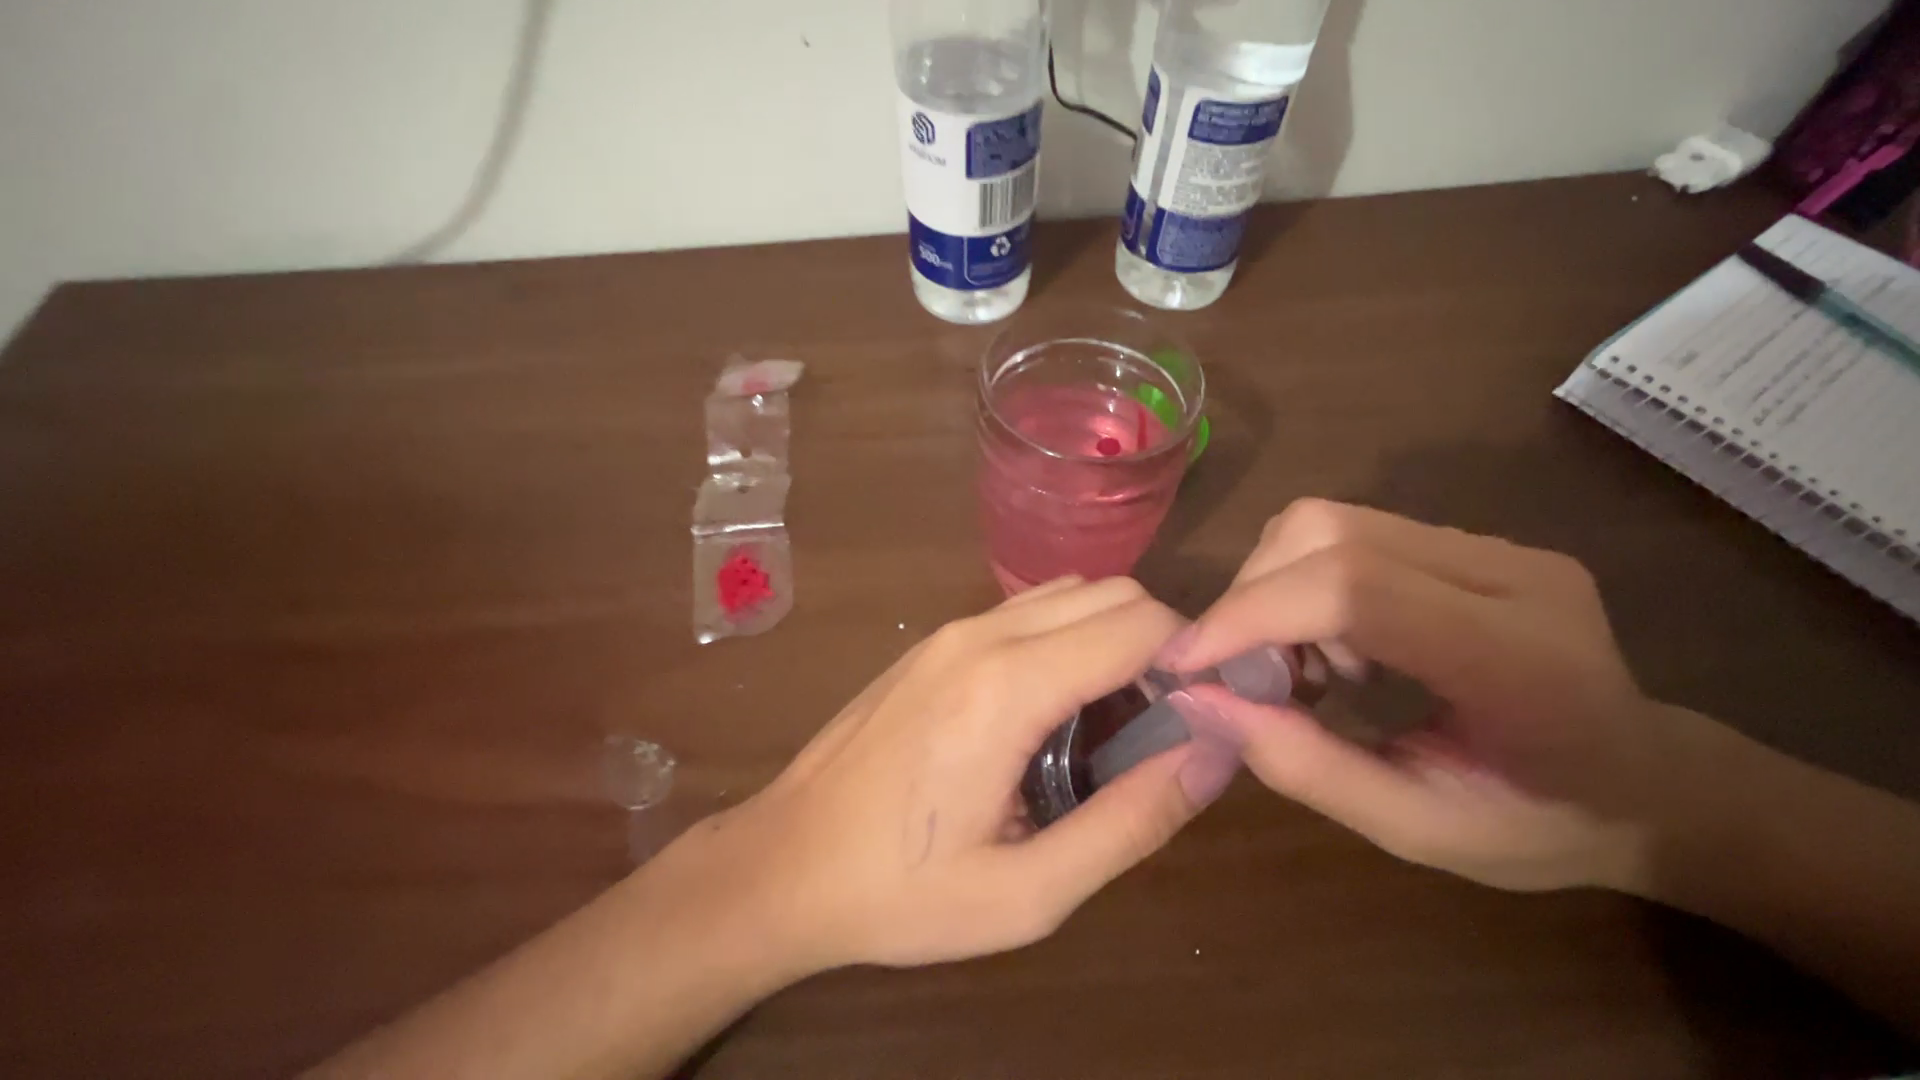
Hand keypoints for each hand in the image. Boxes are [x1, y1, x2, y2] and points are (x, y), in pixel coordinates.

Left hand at [703, 577, 1237, 972]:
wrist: (783, 864)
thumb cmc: (903, 892)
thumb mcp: (1028, 892)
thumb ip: (1129, 823)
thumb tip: (1211, 756)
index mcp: (1008, 686)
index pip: (1139, 623)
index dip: (1189, 660)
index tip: (1199, 718)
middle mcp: (981, 635)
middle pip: (1110, 593)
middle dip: (1156, 644)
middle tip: (1156, 728)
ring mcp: (949, 631)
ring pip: (1069, 593)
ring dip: (1110, 636)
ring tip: (1108, 722)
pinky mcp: (931, 643)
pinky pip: (1025, 611)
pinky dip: (1066, 636)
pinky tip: (1051, 709)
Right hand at [1160, 499, 1662, 891]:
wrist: (1647, 785)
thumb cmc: (1539, 827)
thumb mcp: (1416, 830)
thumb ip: (1305, 765)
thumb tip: (1197, 700)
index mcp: (1517, 660)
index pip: (1356, 590)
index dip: (1252, 613)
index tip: (1186, 665)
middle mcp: (1509, 575)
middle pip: (1329, 531)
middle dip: (1253, 598)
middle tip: (1247, 677)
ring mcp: (1495, 545)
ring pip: (1329, 520)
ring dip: (1275, 586)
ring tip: (1299, 668)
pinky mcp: (1471, 540)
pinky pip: (1350, 532)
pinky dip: (1304, 582)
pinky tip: (1333, 644)